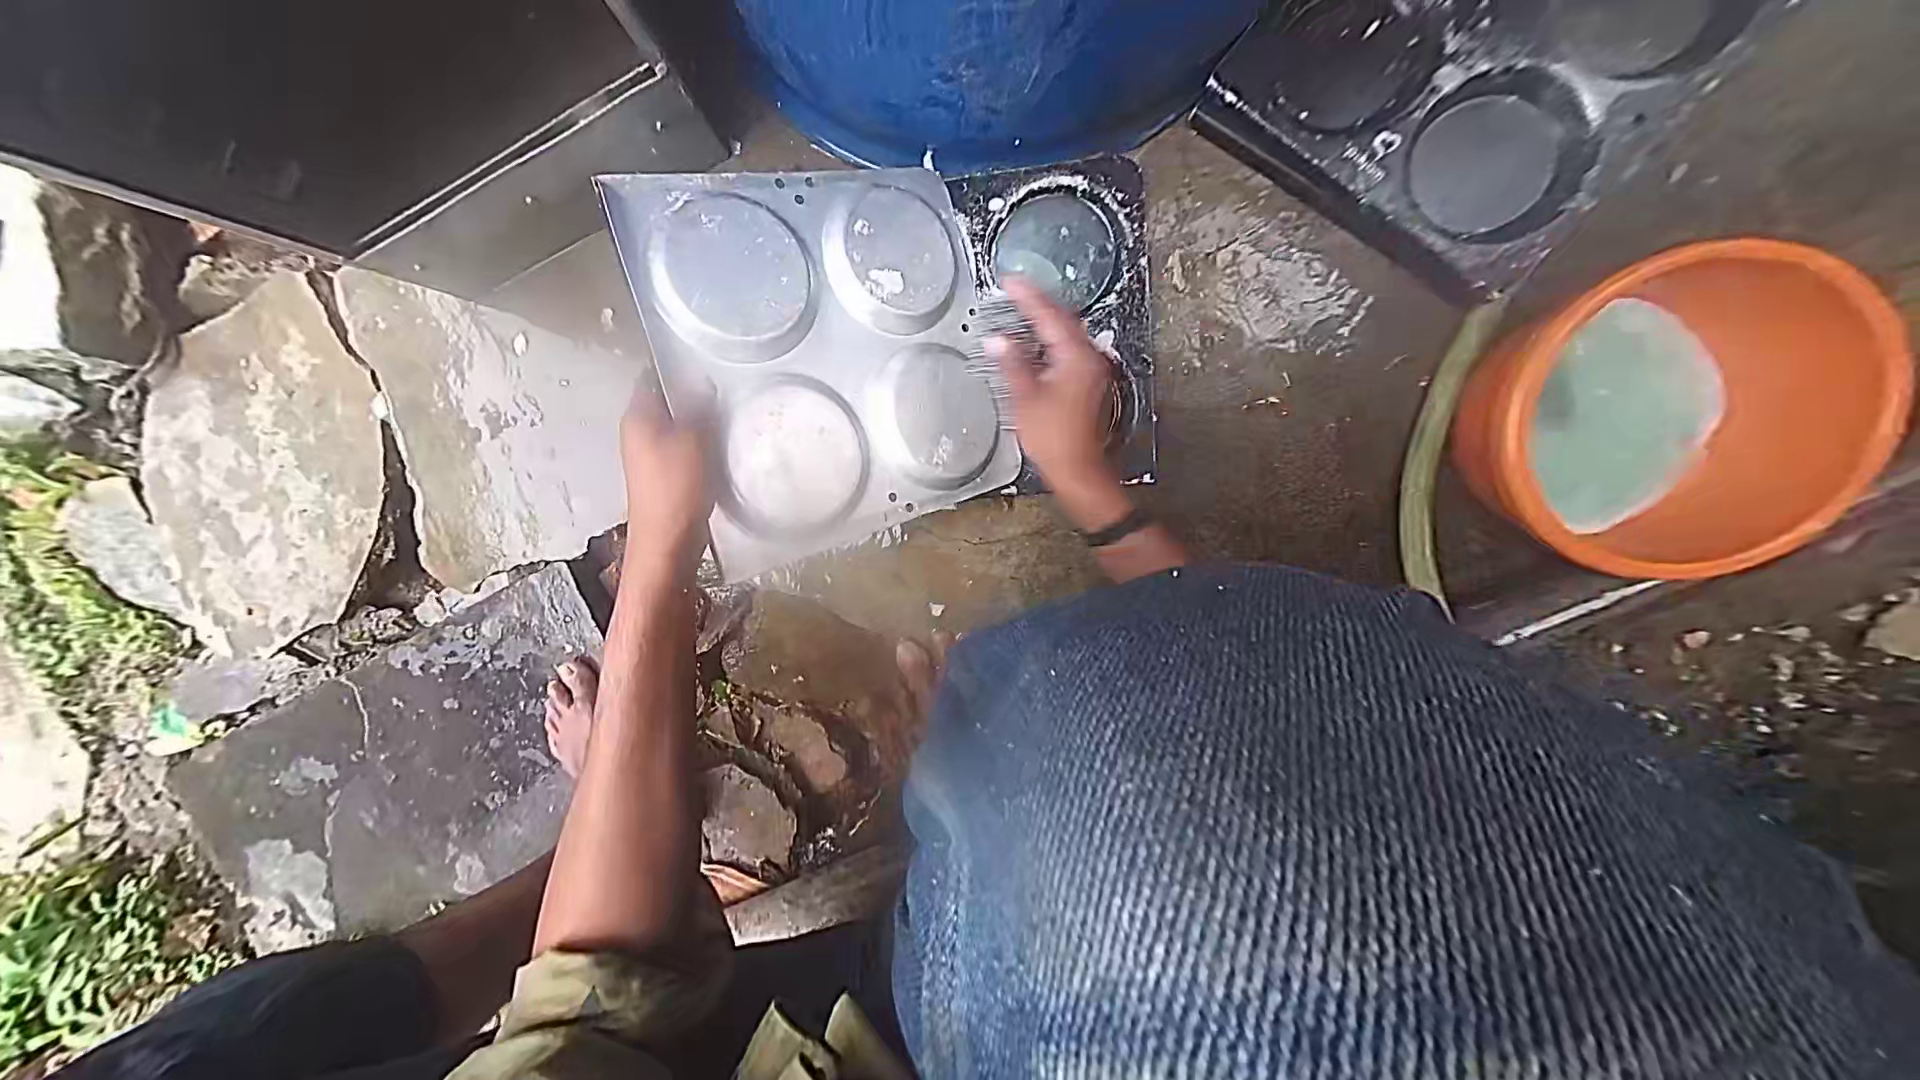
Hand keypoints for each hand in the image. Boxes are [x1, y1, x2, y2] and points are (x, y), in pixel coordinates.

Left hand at [620, 380, 712, 576]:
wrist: (669, 540)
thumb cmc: (676, 489)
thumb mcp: (692, 439)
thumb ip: (697, 407)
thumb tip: (702, 383)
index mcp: (638, 417)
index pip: (652, 376)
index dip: (676, 367)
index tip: (705, 363)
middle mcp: (639, 433)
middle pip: (668, 402)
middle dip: (695, 397)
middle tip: (725, 393)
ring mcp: (652, 456)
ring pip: (679, 426)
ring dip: (701, 423)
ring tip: (728, 420)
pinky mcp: (667, 476)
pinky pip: (686, 449)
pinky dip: (703, 446)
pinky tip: (721, 451)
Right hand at [989, 278, 1125, 521]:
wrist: (1078, 469)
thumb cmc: (1055, 440)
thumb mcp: (1025, 398)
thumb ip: (1011, 364)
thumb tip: (998, 341)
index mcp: (1075, 358)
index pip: (1049, 316)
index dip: (1027, 296)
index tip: (1011, 280)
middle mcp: (1089, 360)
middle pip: (1063, 321)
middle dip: (1038, 305)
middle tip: (1016, 292)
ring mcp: (1092, 373)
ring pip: (1067, 337)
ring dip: (1045, 324)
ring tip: (1023, 313)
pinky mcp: (1088, 385)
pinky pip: (1070, 353)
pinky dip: (1052, 344)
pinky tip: (1037, 347)